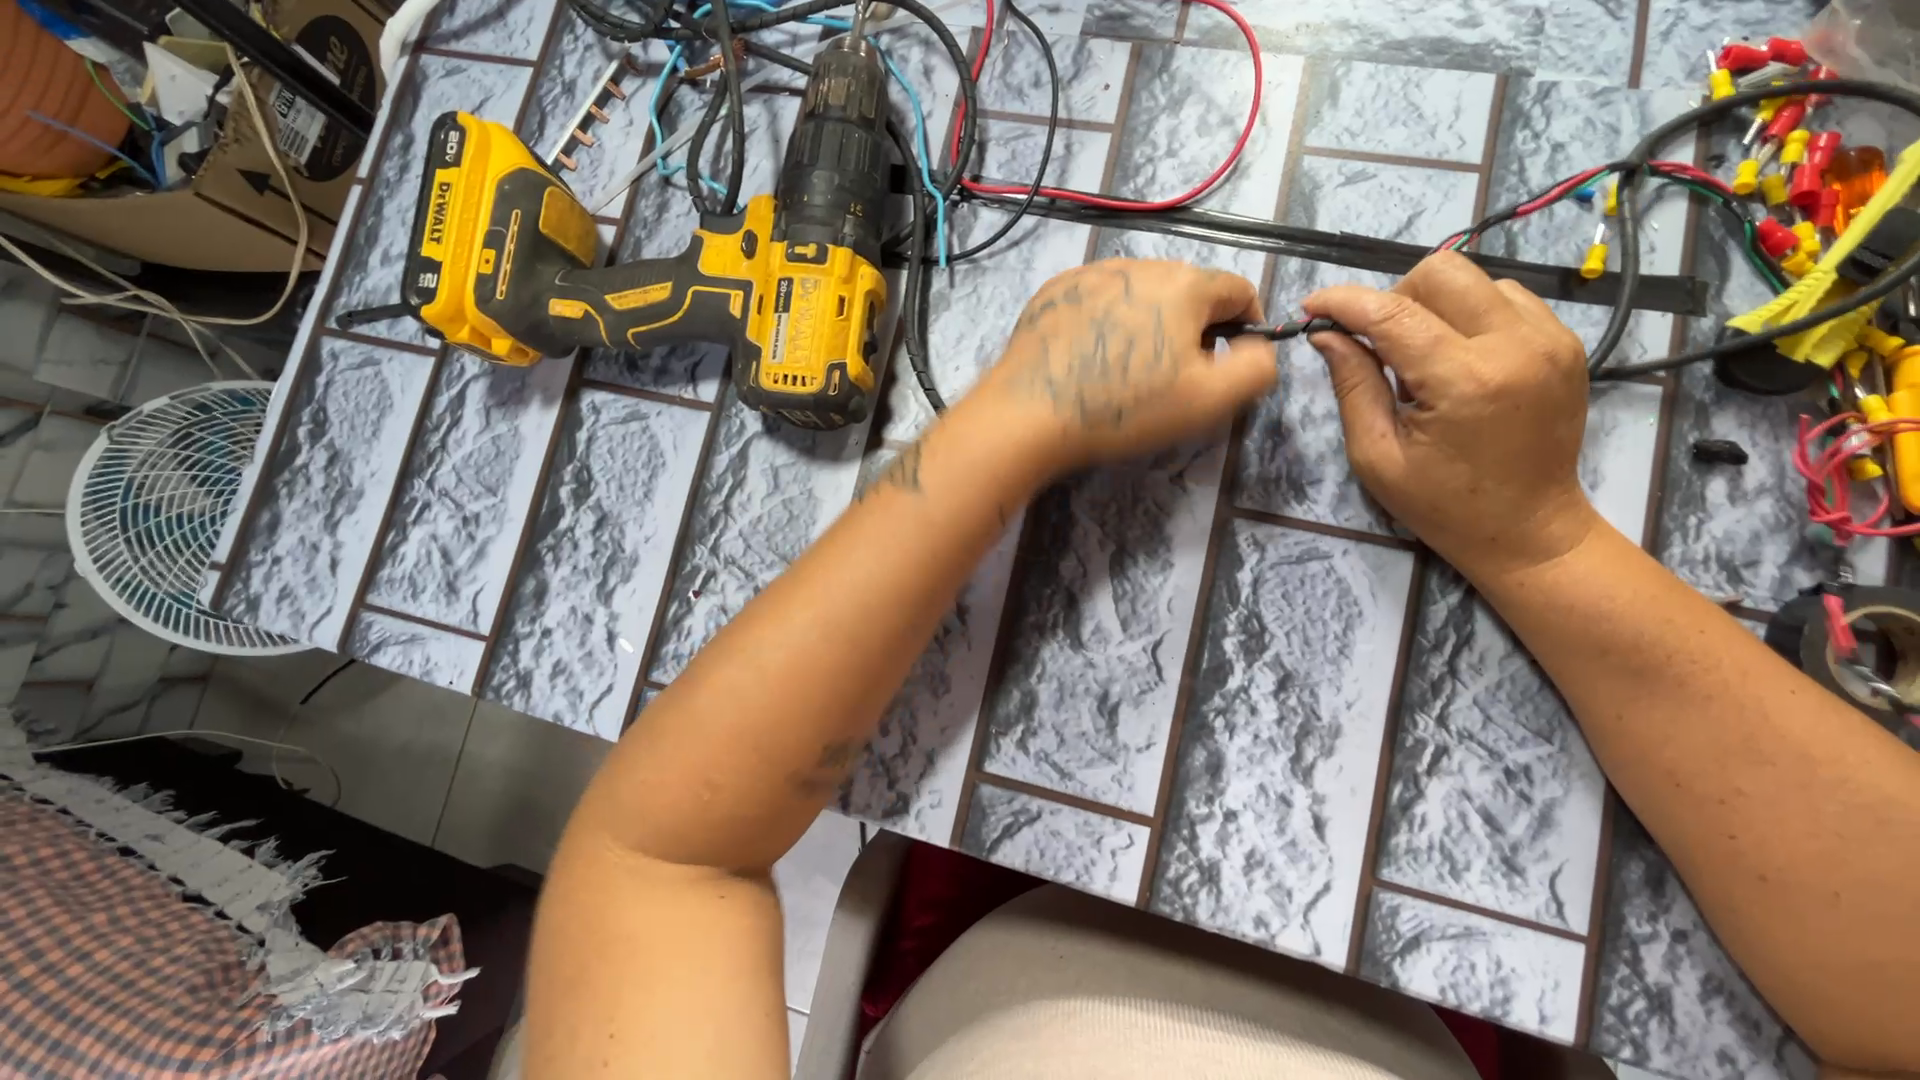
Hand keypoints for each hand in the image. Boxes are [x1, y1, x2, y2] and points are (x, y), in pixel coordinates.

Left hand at [969, 259, 1276, 470]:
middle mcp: (1139, 264)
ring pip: (1141, 294)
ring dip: (1148, 324)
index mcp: (1184, 283)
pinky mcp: (1054, 291)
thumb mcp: (1208, 401)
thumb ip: (1255, 369)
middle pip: (1188, 291)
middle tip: (1173, 378)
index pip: (1238, 290)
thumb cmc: (1125, 408)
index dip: (1246, 327)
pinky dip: (1106, 323)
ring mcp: (1090, 273)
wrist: (1029, 413)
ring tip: (1128, 371)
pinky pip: (1098, 301)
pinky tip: (1090, 361)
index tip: (1228, 363)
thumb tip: (1260, 346)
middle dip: (1193, 328)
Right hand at [1305, 252, 1600, 582]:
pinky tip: (1457, 359)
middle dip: (1394, 297)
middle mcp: (1515, 346)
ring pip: (1475, 280)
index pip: (1393, 313)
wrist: (1528, 528)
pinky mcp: (1565, 342)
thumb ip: (1352, 385)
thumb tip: (1326, 332)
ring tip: (1422, 361)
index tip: (1312, 306)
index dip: (1344, 301)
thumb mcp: (1376, 454)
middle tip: (1378, 344)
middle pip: (1441, 272)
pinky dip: (1469, 316)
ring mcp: (1549, 340)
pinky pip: (1507, 299)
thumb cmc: (1441, 504)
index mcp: (1464, 381)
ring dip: (1434, 307)